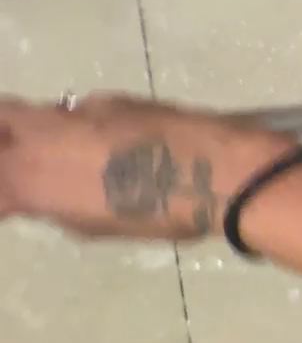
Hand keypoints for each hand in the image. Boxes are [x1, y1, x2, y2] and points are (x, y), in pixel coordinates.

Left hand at [0, 95, 296, 240]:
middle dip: (16, 150)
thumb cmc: (196, 138)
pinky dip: (75, 199)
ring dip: (36, 181)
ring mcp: (56, 210)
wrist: (237, 190)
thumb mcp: (143, 111)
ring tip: (81, 170)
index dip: (16, 113)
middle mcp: (31, 176)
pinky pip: (60, 211)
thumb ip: (95, 114)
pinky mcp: (88, 231)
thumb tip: (73, 119)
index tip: (34, 112)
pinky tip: (118, 190)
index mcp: (43, 135)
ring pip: (18, 196)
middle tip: (54, 144)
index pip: (3, 115)